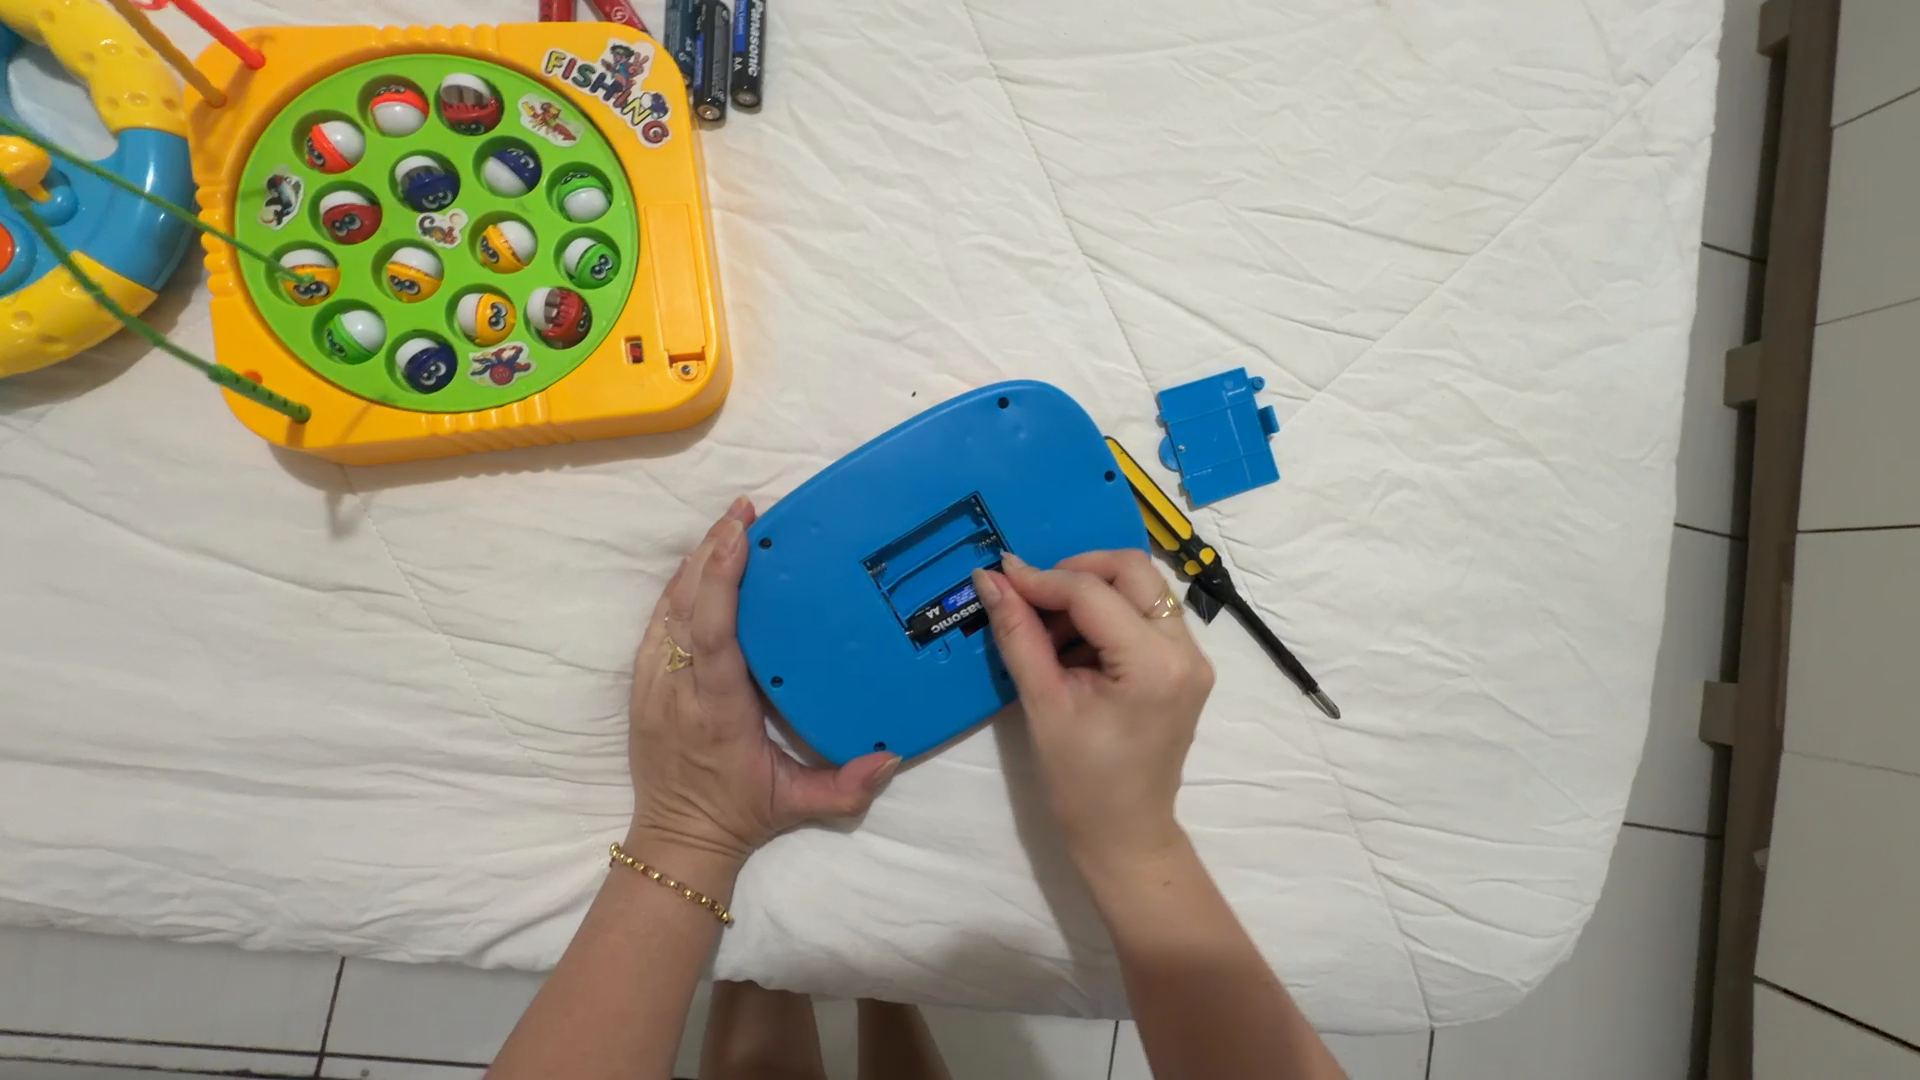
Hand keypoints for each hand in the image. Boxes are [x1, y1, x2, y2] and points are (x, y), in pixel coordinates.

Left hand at [628, 498, 900, 863]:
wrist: (675, 837)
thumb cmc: (738, 814)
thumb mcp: (795, 804)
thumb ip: (846, 787)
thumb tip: (893, 755)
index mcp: (716, 710)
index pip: (715, 635)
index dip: (723, 581)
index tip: (740, 536)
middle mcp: (678, 688)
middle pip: (687, 604)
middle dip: (713, 551)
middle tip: (744, 510)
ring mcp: (653, 683)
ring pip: (668, 606)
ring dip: (697, 560)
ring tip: (730, 523)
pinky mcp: (642, 682)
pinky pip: (659, 621)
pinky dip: (681, 584)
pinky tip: (703, 561)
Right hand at [972, 551, 1212, 874]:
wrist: (1125, 834)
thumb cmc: (1081, 781)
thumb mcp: (1042, 703)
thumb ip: (1017, 632)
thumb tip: (990, 578)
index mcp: (1154, 665)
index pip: (1092, 593)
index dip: (1041, 579)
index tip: (1000, 576)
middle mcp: (1186, 650)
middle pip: (1132, 570)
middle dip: (1076, 572)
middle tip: (1034, 598)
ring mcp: (1192, 656)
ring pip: (1141, 587)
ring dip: (1090, 594)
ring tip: (1049, 634)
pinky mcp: (1185, 665)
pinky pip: (1145, 614)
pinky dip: (1106, 614)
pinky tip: (1073, 648)